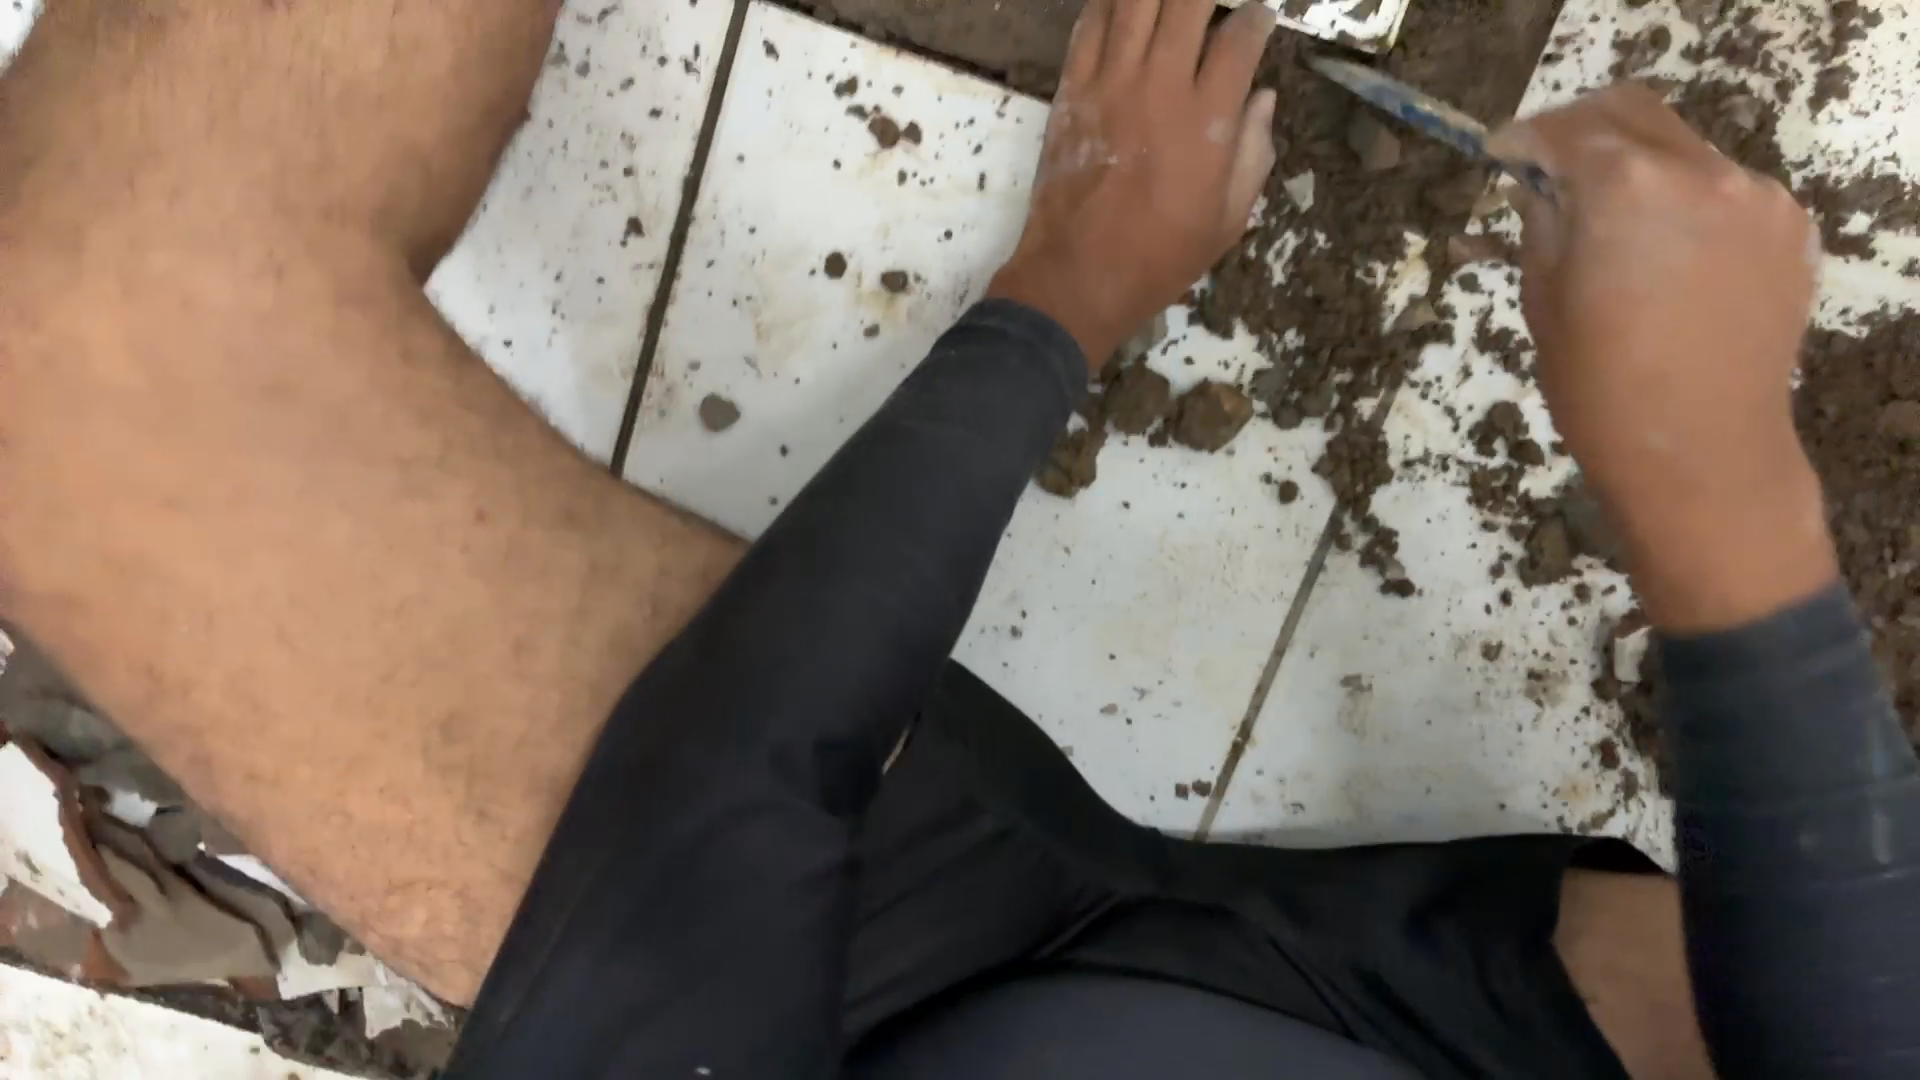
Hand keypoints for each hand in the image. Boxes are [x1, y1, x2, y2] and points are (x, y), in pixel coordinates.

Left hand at [987, 0, 1277, 368]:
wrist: (1077, 279)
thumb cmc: (1157, 261)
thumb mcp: (1226, 224)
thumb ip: (1254, 157)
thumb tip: (1263, 99)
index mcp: (1209, 119)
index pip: (1243, 35)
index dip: (1257, 18)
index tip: (1257, 24)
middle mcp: (1162, 86)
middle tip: (1210, 8)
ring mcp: (1111, 85)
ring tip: (1168, 6)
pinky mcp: (1071, 93)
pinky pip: (1089, 25)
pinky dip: (1107, 6)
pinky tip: (1121, 10)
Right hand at [1489, 85, 1835, 632]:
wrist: (1694, 445)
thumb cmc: (1594, 385)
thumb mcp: (1542, 304)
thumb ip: (1541, 229)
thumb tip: (1533, 188)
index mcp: (1627, 192)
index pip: (1569, 130)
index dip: (1523, 137)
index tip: (1494, 155)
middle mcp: (1703, 172)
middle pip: (1632, 114)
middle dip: (1578, 132)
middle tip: (1535, 171)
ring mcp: (1756, 196)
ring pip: (1679, 149)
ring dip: (1628, 169)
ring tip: (1593, 227)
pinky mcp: (1786, 227)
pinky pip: (1719, 188)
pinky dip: (1673, 200)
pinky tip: (1649, 255)